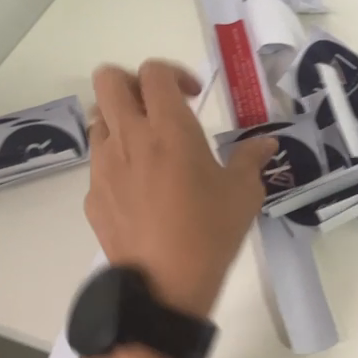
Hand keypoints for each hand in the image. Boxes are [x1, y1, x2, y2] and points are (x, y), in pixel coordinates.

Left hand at [84, 61, 276, 317]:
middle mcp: (128, 137)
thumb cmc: (211, 232)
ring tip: (149, 148)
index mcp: (168, 128)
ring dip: (121, 121)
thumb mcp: (244, 193)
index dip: (173, 74)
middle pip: (109, 80)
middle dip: (133, 83)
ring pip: (98, 119)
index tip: (192, 97)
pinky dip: (117, 163)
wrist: (164, 284)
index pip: (154, 72)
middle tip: (159, 108)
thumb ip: (251, 159)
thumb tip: (265, 143)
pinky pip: (99, 163)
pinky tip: (142, 192)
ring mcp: (103, 166)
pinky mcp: (92, 196)